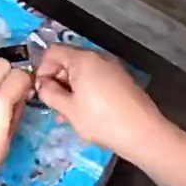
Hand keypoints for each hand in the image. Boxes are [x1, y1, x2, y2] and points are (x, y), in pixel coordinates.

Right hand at [34, 45, 169, 158]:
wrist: (143, 133)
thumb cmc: (102, 121)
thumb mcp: (69, 109)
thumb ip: (50, 93)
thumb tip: (42, 84)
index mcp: (83, 59)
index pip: (53, 52)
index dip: (42, 69)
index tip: (41, 90)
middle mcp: (98, 57)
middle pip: (68, 59)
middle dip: (57, 79)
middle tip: (53, 104)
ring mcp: (112, 67)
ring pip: (82, 71)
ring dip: (70, 87)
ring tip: (67, 112)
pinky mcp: (121, 79)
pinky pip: (96, 78)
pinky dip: (86, 89)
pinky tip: (85, 111)